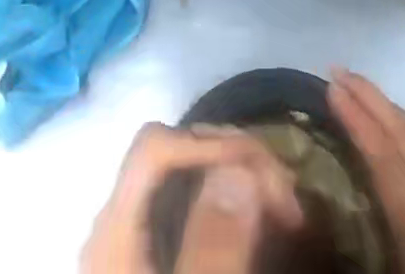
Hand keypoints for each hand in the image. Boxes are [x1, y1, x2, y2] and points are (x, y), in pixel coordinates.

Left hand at [82, 123, 304, 273]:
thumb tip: (240, 169)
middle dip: (236, 158)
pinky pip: (191, 204)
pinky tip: (262, 229)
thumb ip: (213, 249)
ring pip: (185, 173)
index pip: (155, 147)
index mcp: (115, 233)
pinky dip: (231, 203)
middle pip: (171, 151)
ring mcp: (134, 243)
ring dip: (239, 176)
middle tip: (289, 204)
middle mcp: (118, 225)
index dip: (214, 145)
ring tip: (286, 214)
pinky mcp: (154, 260)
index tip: (273, 184)